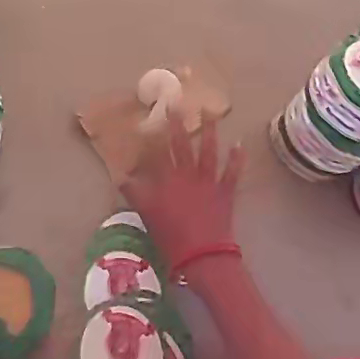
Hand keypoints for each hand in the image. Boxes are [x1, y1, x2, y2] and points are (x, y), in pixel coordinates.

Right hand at [122, 116, 245, 261]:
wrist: (202, 254)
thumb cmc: (170, 236)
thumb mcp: (146, 214)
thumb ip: (134, 194)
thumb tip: (121, 177)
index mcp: (166, 178)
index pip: (158, 150)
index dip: (154, 133)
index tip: (150, 116)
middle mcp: (187, 174)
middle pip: (182, 144)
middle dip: (178, 124)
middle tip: (177, 104)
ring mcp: (208, 181)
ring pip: (208, 151)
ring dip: (210, 132)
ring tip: (211, 113)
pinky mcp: (225, 191)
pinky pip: (231, 172)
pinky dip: (236, 159)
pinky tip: (239, 145)